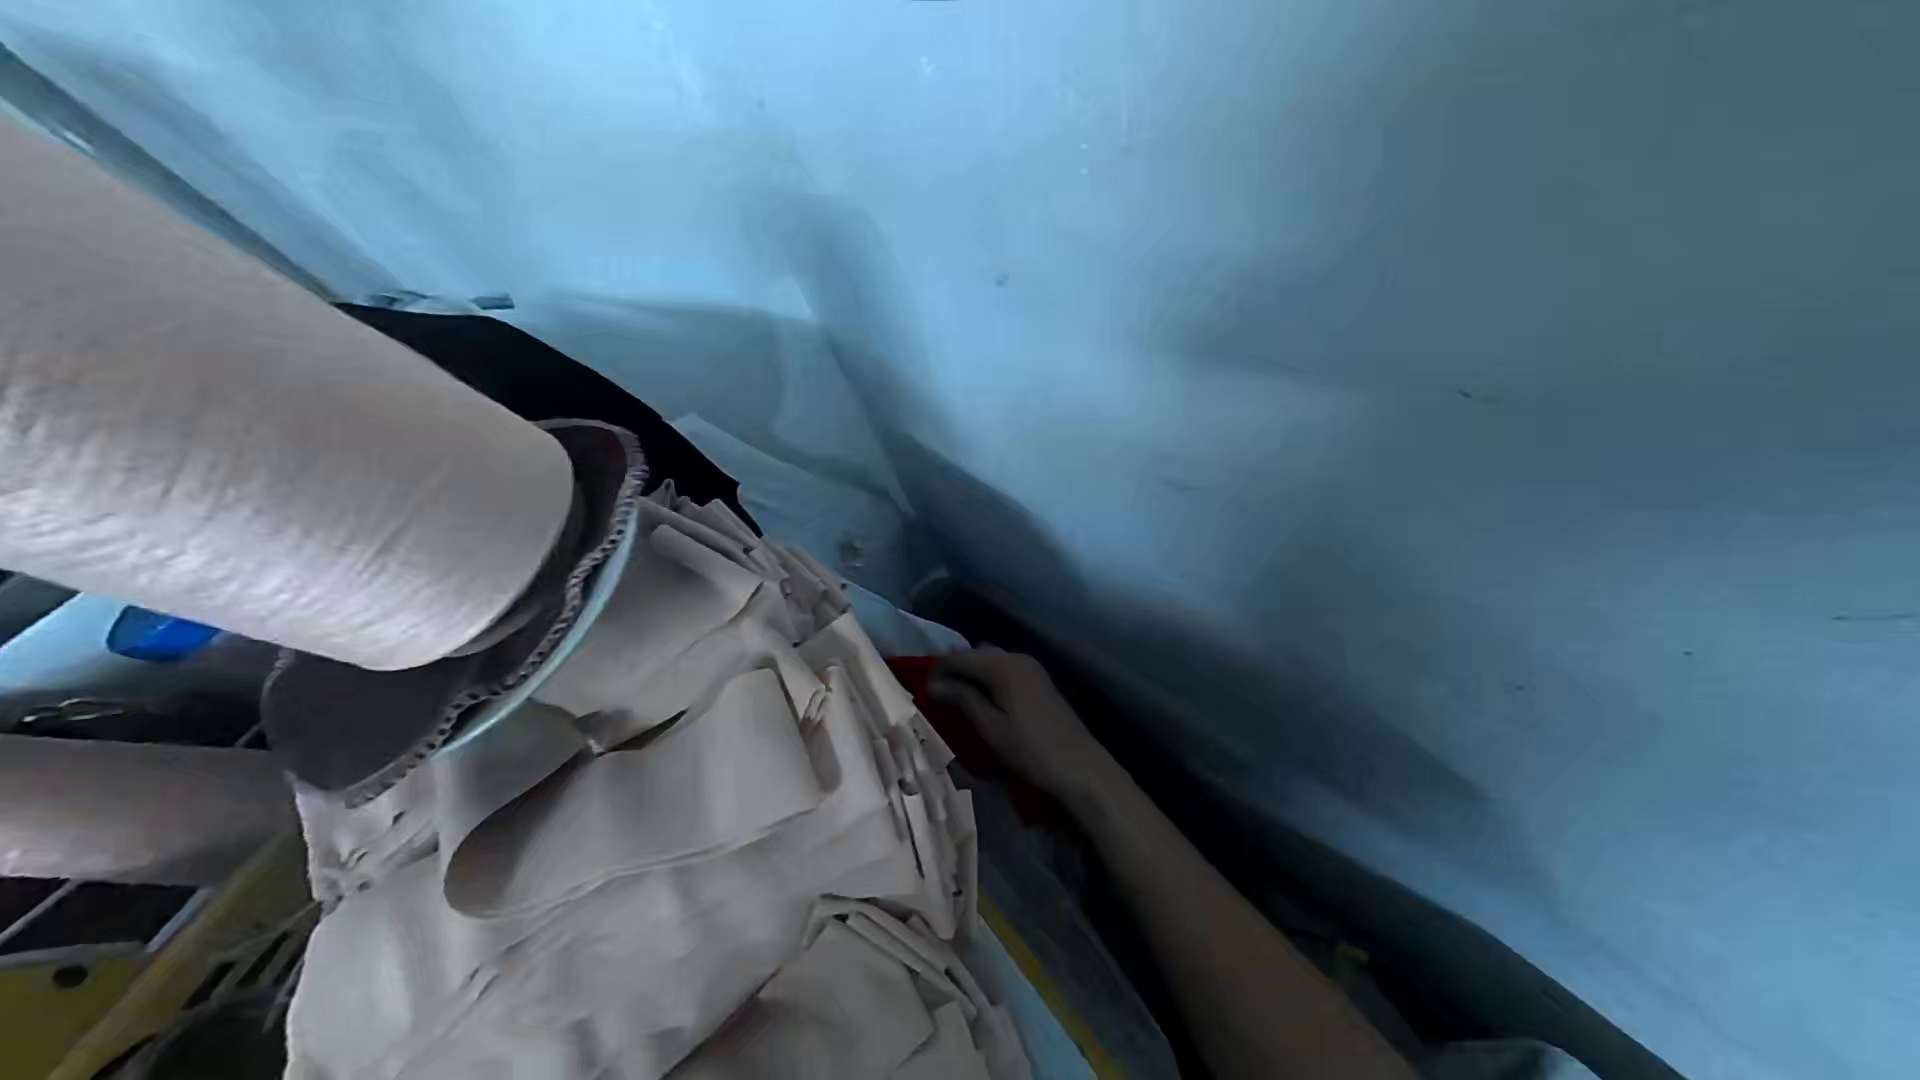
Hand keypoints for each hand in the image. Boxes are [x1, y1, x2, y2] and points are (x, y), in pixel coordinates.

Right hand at [930, 648, 1115, 801]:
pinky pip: (1005, 668)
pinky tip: (982, 697)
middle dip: (955, 669)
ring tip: (957, 697)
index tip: (923, 690)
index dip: (939, 670)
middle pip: (977, 654)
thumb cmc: (1030, 749)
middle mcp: (1017, 658)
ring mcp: (1032, 667)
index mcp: (1003, 666)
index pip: (960, 657)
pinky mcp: (1039, 680)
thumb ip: (962, 700)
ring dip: (973, 673)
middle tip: (937, 693)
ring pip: (992, 660)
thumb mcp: (990, 727)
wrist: (1079, 765)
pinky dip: (989, 677)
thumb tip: (934, 684)